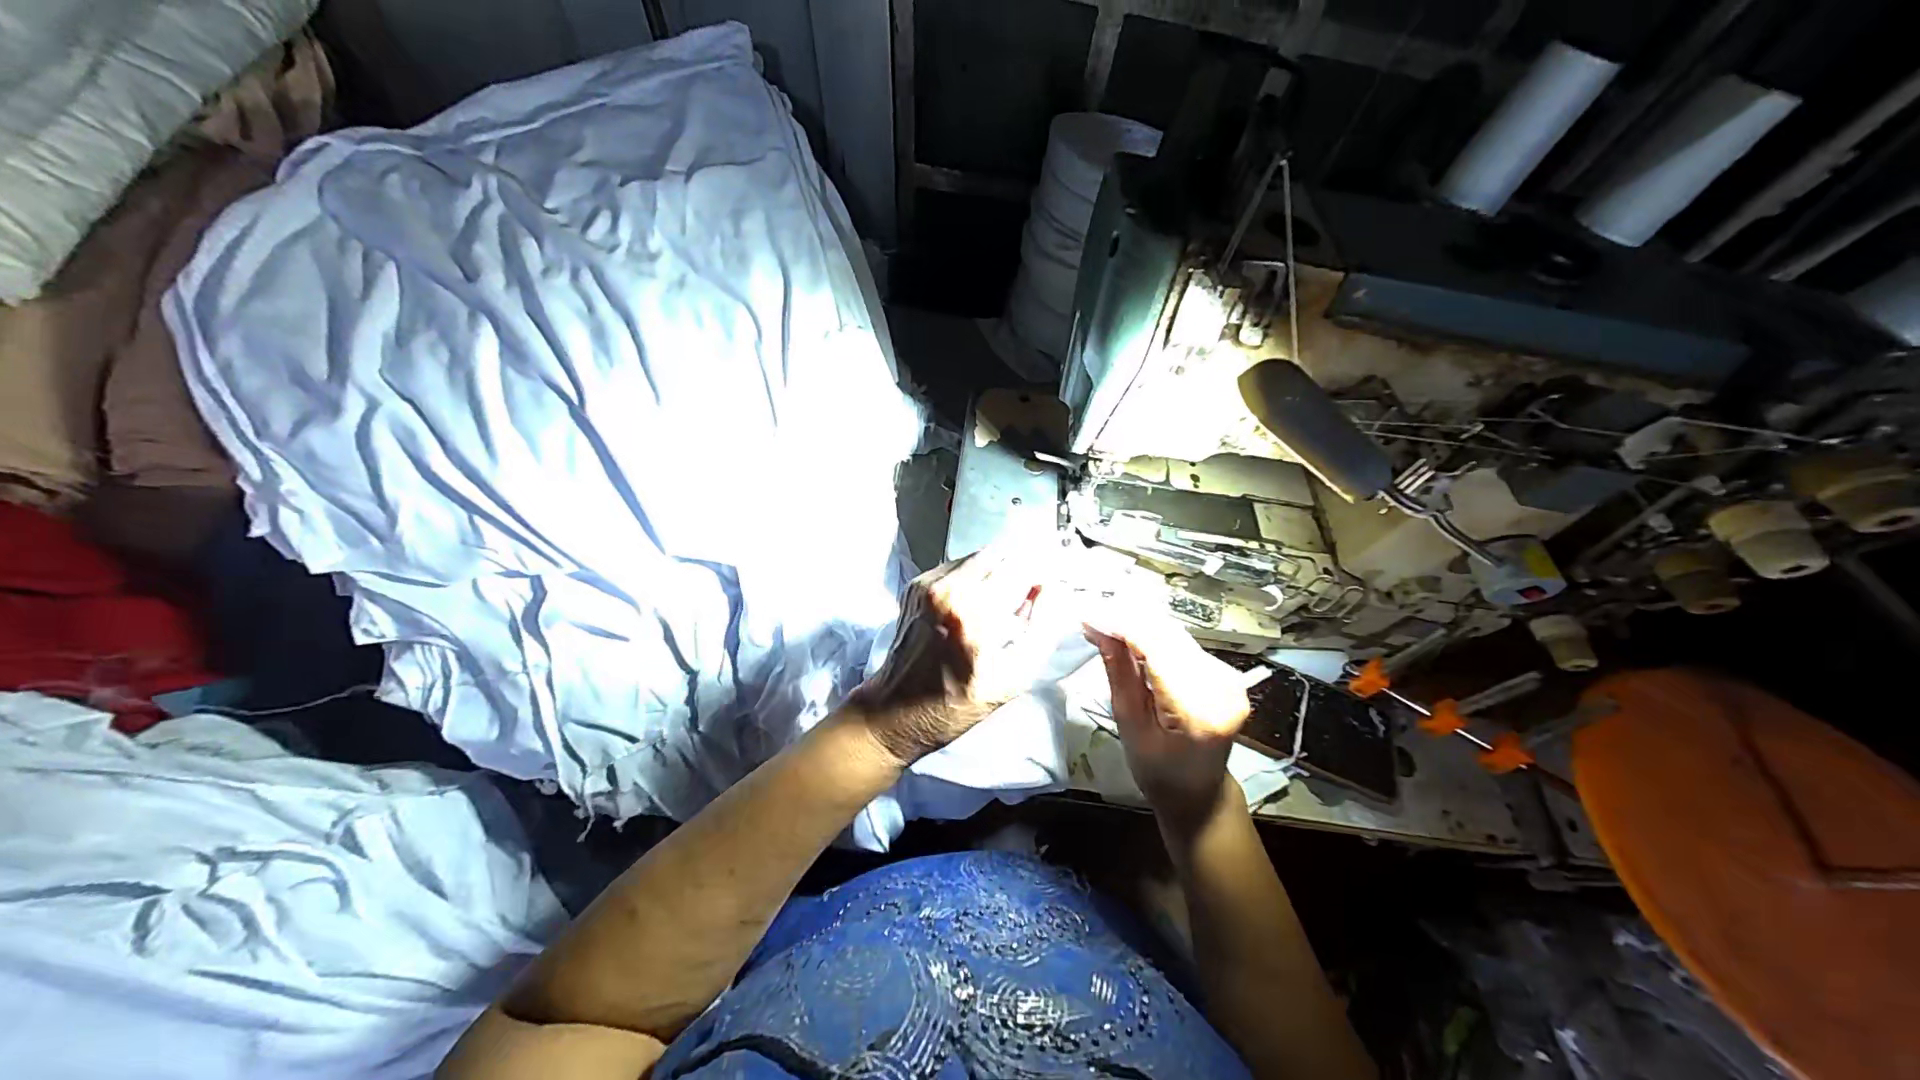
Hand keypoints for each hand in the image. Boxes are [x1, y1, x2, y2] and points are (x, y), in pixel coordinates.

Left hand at [850, 545, 1067, 766]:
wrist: (897, 710)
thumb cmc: (957, 704)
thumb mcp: (1014, 679)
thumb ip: (1043, 630)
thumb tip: (1057, 590)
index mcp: (975, 615)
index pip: (1024, 566)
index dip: (1045, 572)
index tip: (1053, 586)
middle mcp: (949, 591)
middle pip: (1003, 555)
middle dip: (1023, 572)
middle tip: (1031, 597)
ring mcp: (929, 585)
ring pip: (981, 556)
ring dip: (1000, 572)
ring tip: (1003, 603)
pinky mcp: (917, 585)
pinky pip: (959, 566)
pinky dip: (975, 578)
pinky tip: (976, 605)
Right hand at [1085, 609, 1249, 825]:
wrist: (1198, 792)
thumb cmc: (1159, 771)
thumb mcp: (1130, 726)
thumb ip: (1120, 674)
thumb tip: (1100, 629)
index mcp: (1197, 712)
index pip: (1157, 650)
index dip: (1121, 626)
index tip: (1089, 615)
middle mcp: (1222, 689)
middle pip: (1169, 637)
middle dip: (1128, 621)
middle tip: (1092, 617)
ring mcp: (1229, 680)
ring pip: (1176, 636)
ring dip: (1140, 626)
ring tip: (1105, 625)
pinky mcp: (1227, 674)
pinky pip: (1185, 645)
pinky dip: (1155, 638)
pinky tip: (1131, 639)